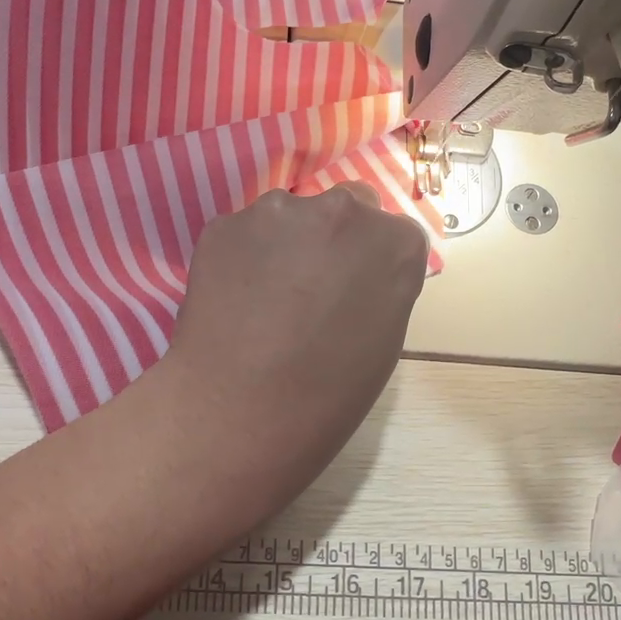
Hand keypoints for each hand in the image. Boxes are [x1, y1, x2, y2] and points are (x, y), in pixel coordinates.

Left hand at [157, 183, 428, 509]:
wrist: (240, 409)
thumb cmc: (328, 394)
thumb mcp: (383, 340)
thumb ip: (379, 287)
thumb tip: (356, 276)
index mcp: (395, 242)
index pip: (393, 235)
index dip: (372, 265)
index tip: (354, 293)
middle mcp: (341, 210)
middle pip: (344, 211)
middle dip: (332, 240)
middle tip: (309, 292)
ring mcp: (277, 211)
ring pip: (288, 219)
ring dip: (284, 245)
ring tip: (263, 301)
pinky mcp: (225, 224)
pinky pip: (243, 235)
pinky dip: (242, 258)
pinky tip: (232, 301)